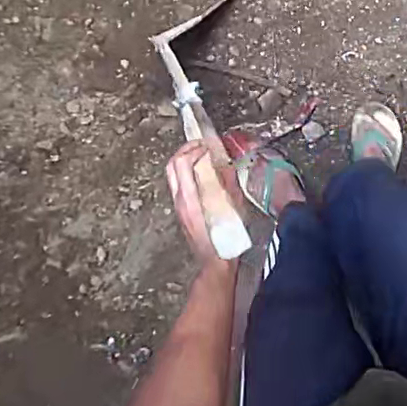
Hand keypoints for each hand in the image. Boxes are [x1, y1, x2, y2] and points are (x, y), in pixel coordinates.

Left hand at [163, 141, 223, 269]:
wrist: (215, 261)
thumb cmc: (226, 239)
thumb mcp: (233, 207)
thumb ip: (229, 183)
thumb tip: (227, 164)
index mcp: (190, 197)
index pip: (182, 162)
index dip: (194, 148)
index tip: (208, 145)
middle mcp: (180, 199)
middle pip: (172, 164)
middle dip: (185, 149)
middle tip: (201, 144)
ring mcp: (178, 205)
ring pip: (173, 173)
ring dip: (185, 159)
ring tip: (202, 154)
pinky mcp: (182, 209)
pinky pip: (179, 182)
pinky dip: (188, 171)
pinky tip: (202, 172)